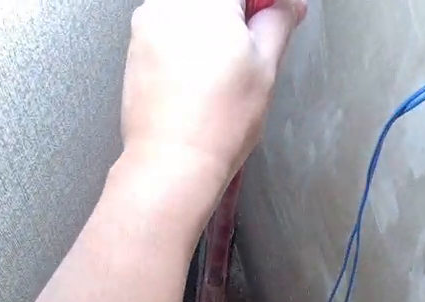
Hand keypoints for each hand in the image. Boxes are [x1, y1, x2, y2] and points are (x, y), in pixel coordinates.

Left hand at [119, 0, 305, 202]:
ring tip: (221, 73)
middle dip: (236, 17)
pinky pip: (168, 30)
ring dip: (210, 30)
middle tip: (249, 48)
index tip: (274, 17)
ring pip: (189, 12)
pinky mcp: (135, 47)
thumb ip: (278, 23)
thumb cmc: (218, 122)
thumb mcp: (265, 69)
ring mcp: (148, 21)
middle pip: (215, 1)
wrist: (173, 163)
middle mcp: (172, 1)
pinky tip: (198, 81)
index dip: (263, 5)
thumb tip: (289, 6)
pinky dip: (186, 45)